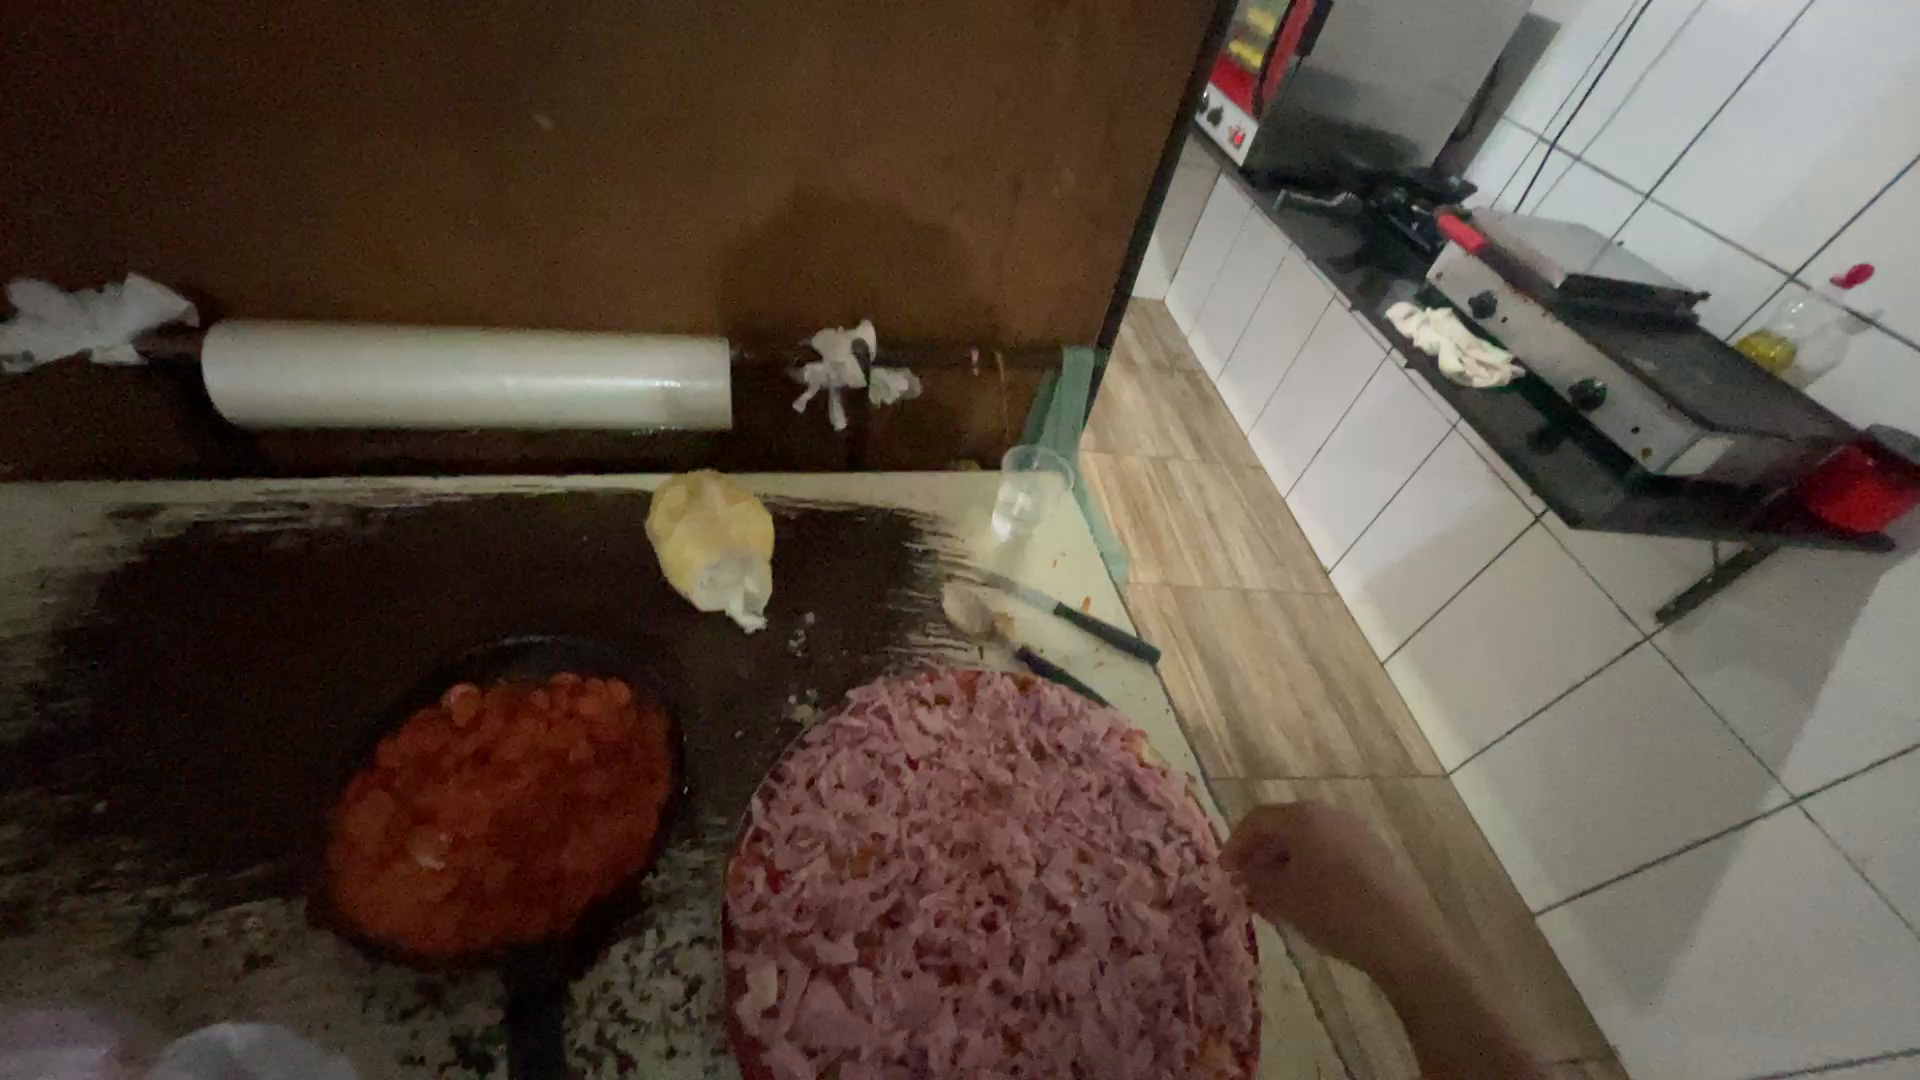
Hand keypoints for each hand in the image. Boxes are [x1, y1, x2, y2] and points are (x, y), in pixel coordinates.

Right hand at [1221, 800, 1444, 978]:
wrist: (1404, 938)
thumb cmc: (1332, 909)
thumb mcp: (1281, 897)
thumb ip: (1255, 880)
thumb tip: (1245, 874)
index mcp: (1302, 816)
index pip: (1256, 819)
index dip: (1235, 844)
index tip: (1225, 871)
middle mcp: (1328, 814)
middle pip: (1283, 828)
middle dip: (1261, 856)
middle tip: (1248, 885)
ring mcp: (1357, 833)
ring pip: (1309, 843)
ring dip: (1286, 866)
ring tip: (1276, 898)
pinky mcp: (1377, 856)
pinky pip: (1331, 855)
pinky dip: (1312, 871)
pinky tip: (1310, 901)